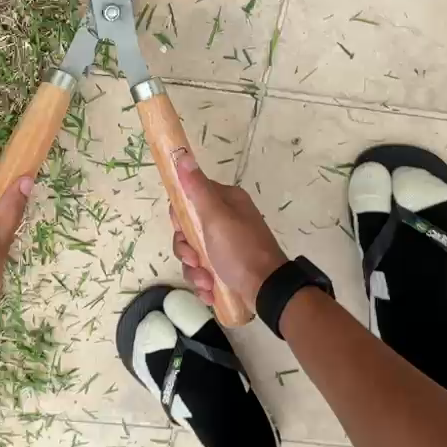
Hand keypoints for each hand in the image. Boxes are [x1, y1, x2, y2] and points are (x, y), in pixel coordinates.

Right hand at [170, 151, 288, 319]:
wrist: (266, 290)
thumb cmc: (240, 250)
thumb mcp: (216, 217)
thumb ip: (197, 188)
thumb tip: (182, 154)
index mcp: (226, 201)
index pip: (188, 199)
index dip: (179, 218)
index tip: (183, 232)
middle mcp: (226, 220)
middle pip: (187, 230)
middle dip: (187, 251)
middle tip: (196, 261)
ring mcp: (226, 245)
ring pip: (193, 254)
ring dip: (195, 272)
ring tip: (206, 282)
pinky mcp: (226, 267)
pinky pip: (203, 272)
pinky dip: (204, 283)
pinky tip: (210, 292)